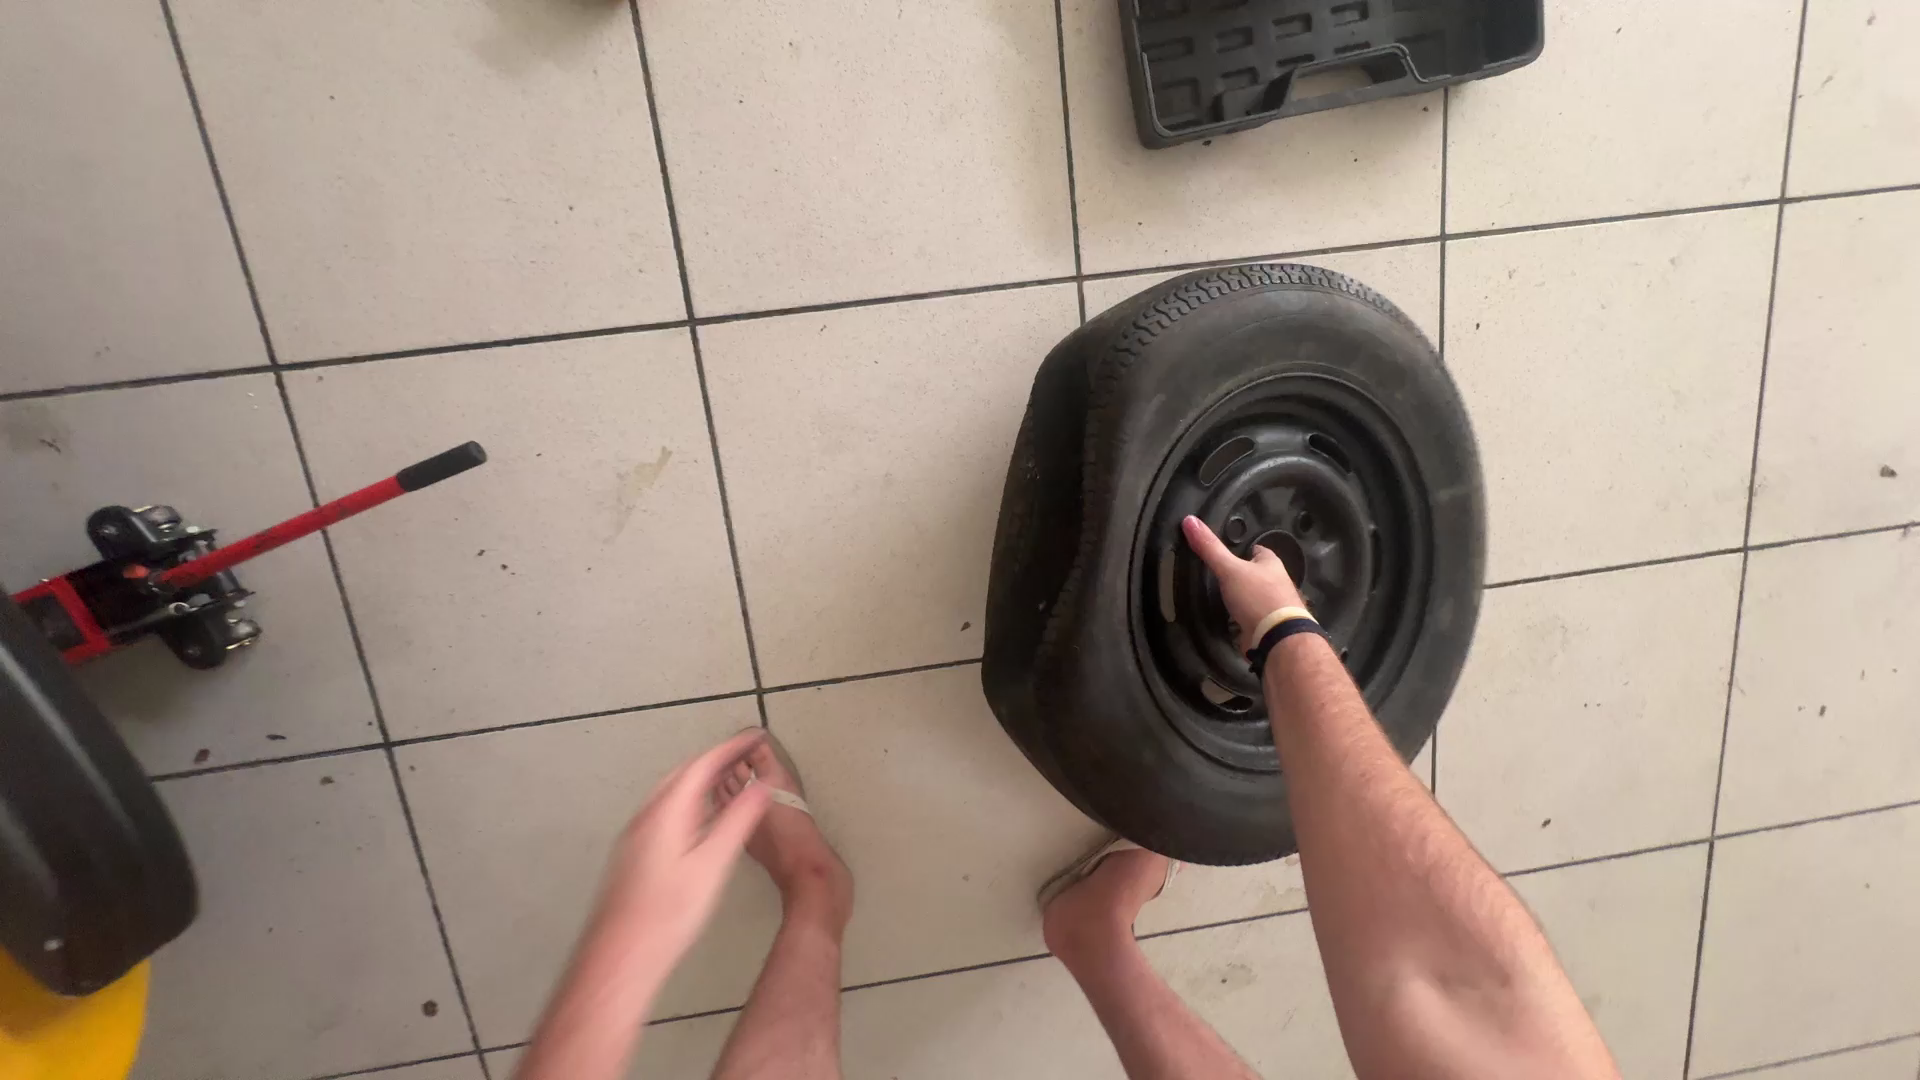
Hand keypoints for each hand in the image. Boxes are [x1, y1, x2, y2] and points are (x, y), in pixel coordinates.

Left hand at [588, 730, 771, 969]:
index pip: (702, 765)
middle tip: (747, 754)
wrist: (619, 958)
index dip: (730, 748)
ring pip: (672, 791)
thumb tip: (762, 787)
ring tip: (732, 778)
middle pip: (684, 773)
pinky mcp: (634, 852)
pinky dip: (690, 797)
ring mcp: (636, 834)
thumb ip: (738, 821)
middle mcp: (646, 815)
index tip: (755, 736)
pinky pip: (665, 808)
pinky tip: (703, 815)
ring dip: (702, 778)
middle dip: (716, 759)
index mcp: (666, 811)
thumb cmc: (670, 911)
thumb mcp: (713, 864)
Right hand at [1182, 515, 1305, 650]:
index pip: (1258, 551)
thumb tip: (1189, 519)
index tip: (1231, 551)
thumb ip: (1210, 548)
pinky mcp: (1270, 625)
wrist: (1277, 637)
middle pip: (1258, 574)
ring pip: (1256, 596)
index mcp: (1272, 564)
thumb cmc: (1257, 597)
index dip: (1245, 550)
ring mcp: (1275, 605)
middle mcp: (1277, 582)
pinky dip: (1244, 617)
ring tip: (1223, 597)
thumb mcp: (1229, 569)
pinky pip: (1254, 616)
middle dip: (1244, 575)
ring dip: (1244, 597)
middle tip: (1223, 575)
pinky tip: (1232, 619)